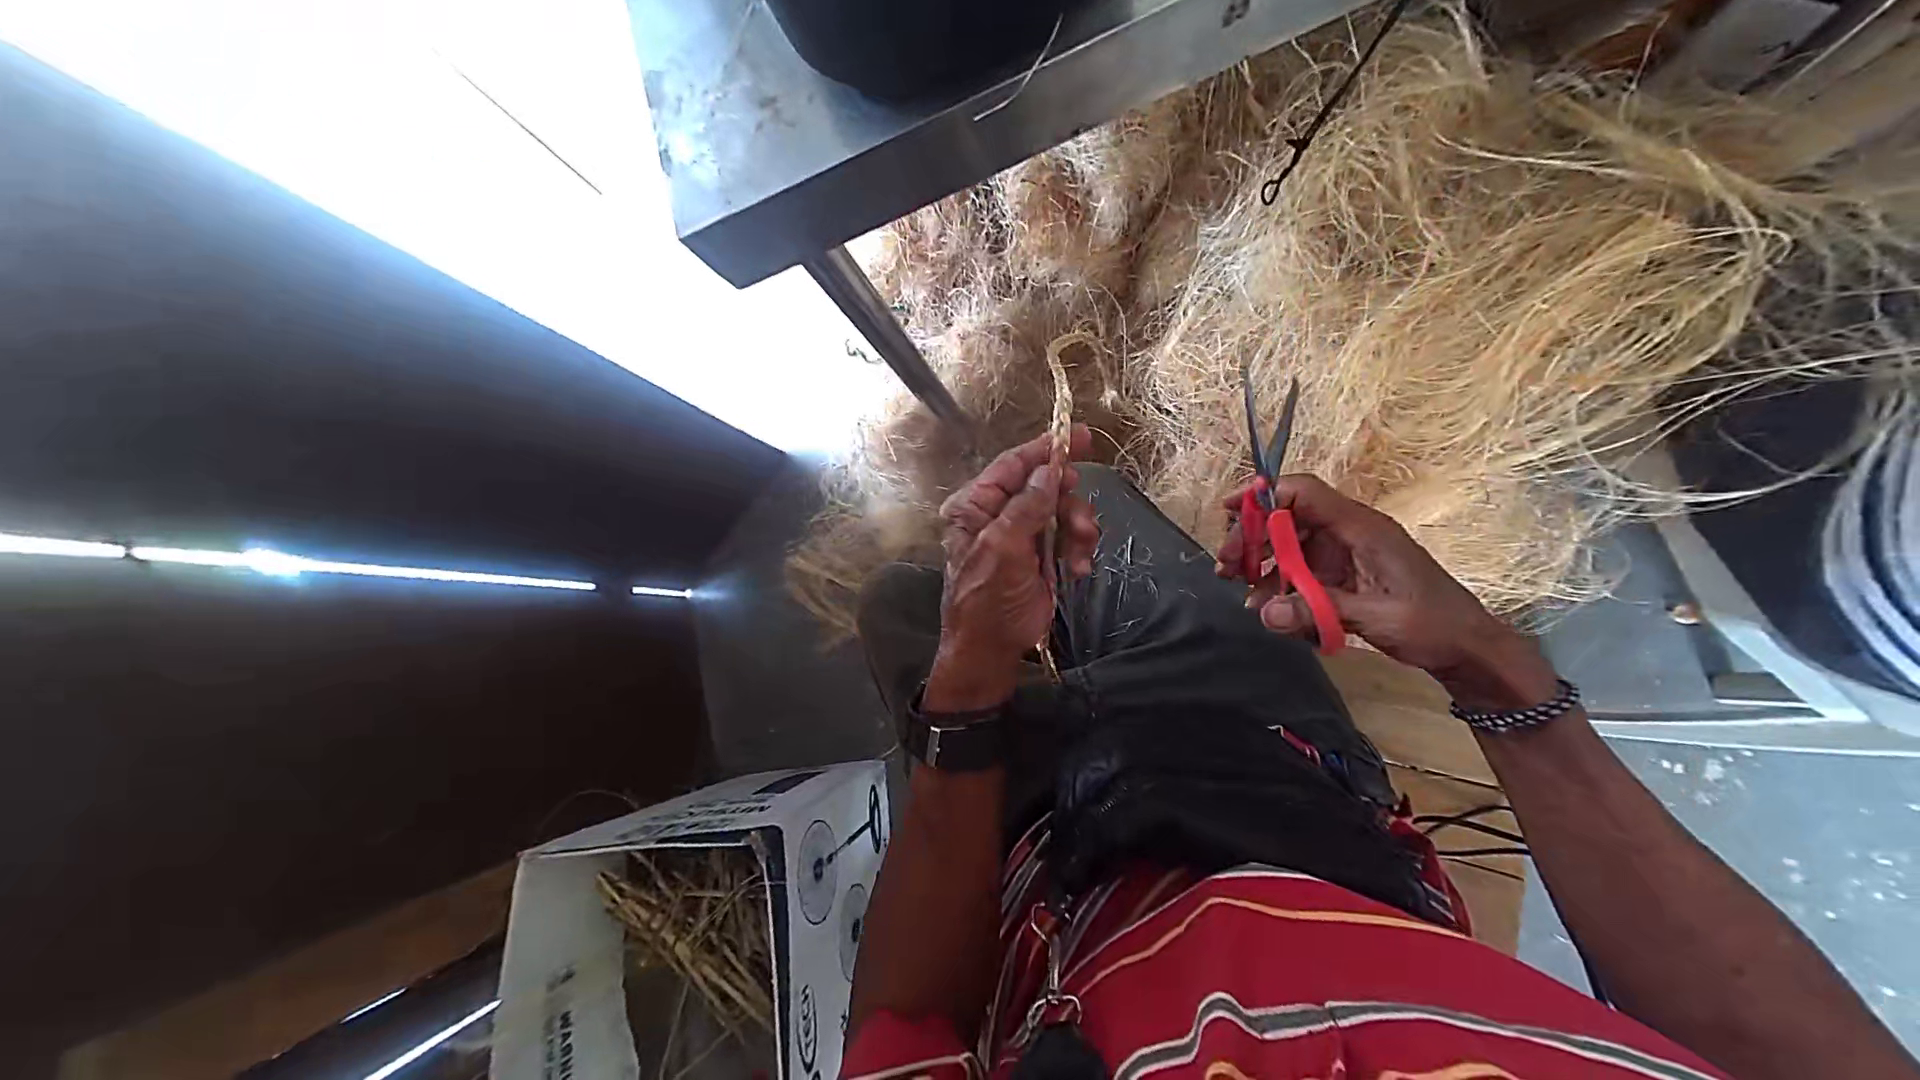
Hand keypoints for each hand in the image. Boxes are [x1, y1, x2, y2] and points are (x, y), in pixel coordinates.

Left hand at [927, 425, 1098, 710]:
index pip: (1013, 465)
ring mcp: (1022, 534)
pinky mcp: (1042, 555)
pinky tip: (1079, 569)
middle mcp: (998, 514)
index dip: (1045, 449)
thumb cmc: (987, 599)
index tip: (1078, 435)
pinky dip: (1079, 550)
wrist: (991, 649)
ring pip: (1062, 510)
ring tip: (1080, 553)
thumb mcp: (1002, 550)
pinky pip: (1069, 537)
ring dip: (1078, 528)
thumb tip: (1048, 470)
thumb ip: (1026, 507)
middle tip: (1081, 519)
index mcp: (976, 506)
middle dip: (1068, 501)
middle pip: (1044, 485)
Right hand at [1217, 474, 1556, 708]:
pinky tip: (1264, 606)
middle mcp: (1346, 533)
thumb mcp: (1377, 618)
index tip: (1228, 510)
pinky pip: (1297, 571)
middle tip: (1225, 566)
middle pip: (1285, 518)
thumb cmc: (1434, 626)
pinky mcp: (1338, 575)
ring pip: (1286, 544)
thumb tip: (1263, 612)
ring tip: (1235, 586)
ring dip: (1257, 562)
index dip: (1262, 495)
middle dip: (1250, 537)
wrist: (1468, 650)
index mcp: (1361, 528)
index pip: (1303, 493)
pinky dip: (1276, 584)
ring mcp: (1341, 554)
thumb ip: (1318, 610)